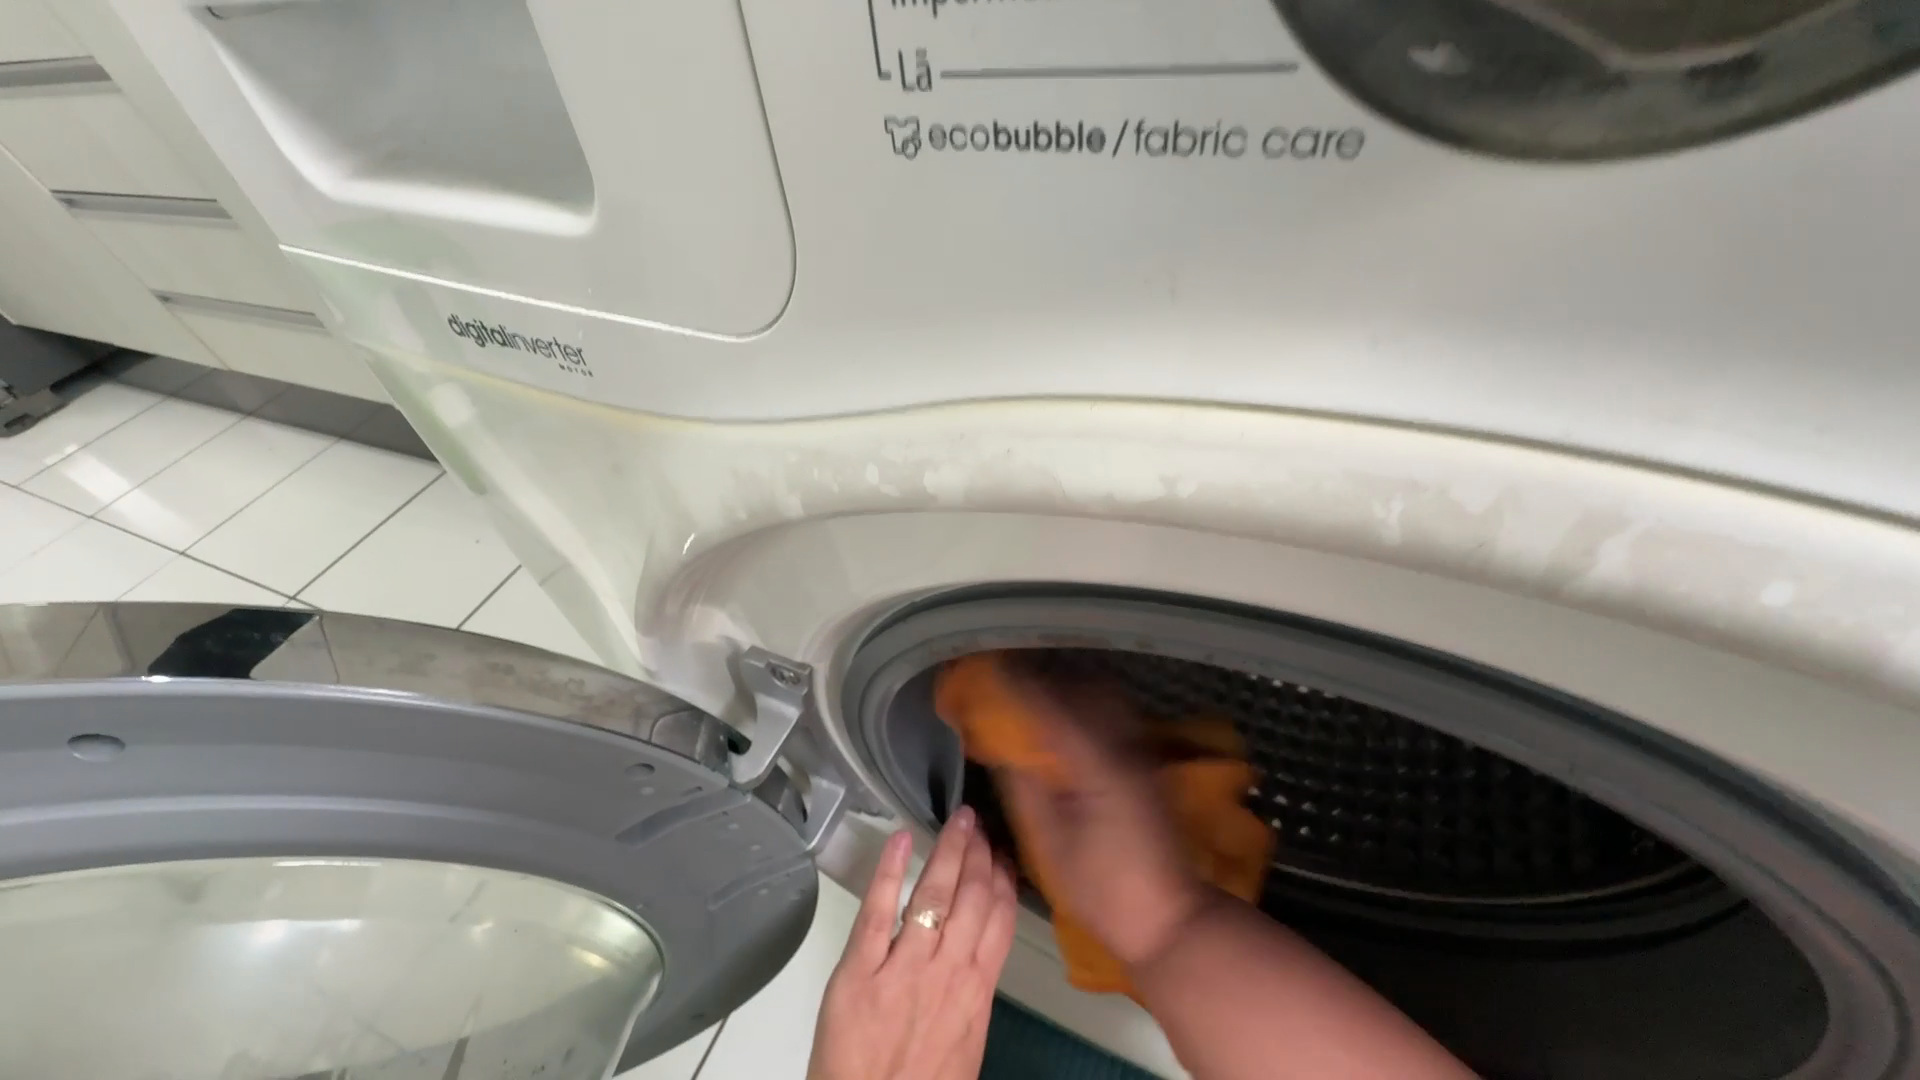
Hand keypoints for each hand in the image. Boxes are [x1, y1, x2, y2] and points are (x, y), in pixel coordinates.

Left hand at [808, 808, 1017, 1079]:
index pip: (999, 922)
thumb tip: (979, 955)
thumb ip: (971, 995)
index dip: (1003, 881)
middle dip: (978, 855)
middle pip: (971, 900)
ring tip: (958, 821)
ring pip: (933, 897)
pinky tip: (901, 839)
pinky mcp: (859, 971)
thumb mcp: (965, 1044)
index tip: (1005, 853)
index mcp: (975, 992)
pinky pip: (876, 912)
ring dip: (948, 853)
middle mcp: (946, 972)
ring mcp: (903, 968)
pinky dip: (889, 872)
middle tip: (979, 822)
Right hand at [994, 674, 1210, 968]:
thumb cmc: (1103, 888)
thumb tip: (1001, 752)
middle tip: (1012, 684)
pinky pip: (1115, 718)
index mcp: (1095, 763)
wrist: (1169, 917)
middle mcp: (1122, 747)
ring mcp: (1141, 755)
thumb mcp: (1050, 845)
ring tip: (1037, 698)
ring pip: (1104, 700)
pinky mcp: (1147, 767)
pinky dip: (1089, 708)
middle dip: (1046, 680)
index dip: (1019, 687)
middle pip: (1083, 689)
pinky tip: (1068, 725)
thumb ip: (1025, 791)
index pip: (1051, 706)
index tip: (991, 676)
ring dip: (1069, 690)